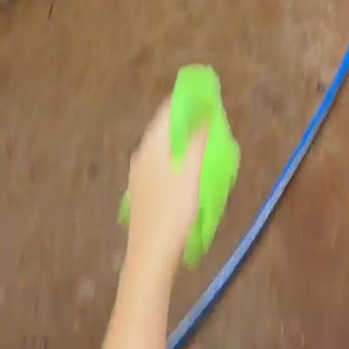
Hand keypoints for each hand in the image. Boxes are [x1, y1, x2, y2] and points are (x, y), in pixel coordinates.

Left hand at [123, 95, 207, 271]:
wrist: (150, 255)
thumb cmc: (173, 210)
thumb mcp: (192, 172)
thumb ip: (198, 140)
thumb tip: (205, 111)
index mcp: (151, 145)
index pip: (167, 110)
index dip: (186, 98)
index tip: (205, 93)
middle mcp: (141, 154)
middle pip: (164, 126)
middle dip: (186, 117)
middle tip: (209, 114)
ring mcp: (139, 173)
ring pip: (162, 144)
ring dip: (181, 136)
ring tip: (203, 136)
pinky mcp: (142, 189)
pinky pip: (160, 159)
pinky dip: (175, 153)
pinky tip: (188, 164)